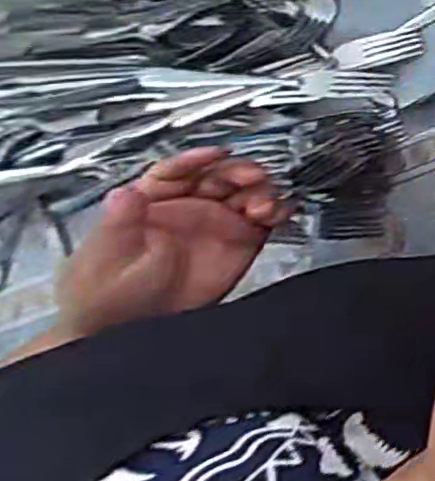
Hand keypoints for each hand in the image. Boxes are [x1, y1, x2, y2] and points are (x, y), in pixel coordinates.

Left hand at [56, 148, 288, 338]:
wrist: (136, 329)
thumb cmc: (107, 296)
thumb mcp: (107, 257)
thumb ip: (120, 222)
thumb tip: (124, 191)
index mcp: (153, 205)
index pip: (175, 172)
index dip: (195, 158)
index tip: (217, 152)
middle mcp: (191, 208)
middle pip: (222, 175)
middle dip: (241, 170)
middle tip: (252, 177)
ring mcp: (221, 222)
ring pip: (252, 190)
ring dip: (263, 190)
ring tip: (262, 206)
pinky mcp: (246, 237)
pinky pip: (272, 214)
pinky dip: (280, 208)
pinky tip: (276, 213)